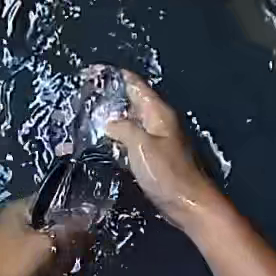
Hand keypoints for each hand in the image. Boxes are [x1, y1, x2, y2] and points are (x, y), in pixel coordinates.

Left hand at [0, 201, 77, 275]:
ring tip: (56, 275)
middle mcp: (9, 222)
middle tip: (69, 259)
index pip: (53, 202)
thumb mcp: (48, 244)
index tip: (84, 235)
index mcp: (18, 209)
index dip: (72, 216)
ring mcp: (2, 244)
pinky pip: (27, 264)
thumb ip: (71, 229)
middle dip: (62, 243)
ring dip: (51, 261)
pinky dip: (37, 272)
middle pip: (47, 227)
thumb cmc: (10, 265)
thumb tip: (92, 214)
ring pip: (39, 248)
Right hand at [104, 70, 220, 227]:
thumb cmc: (166, 173)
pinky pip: (134, 138)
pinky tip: (107, 140)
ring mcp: (159, 139)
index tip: (93, 72)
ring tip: (90, 116)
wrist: (188, 203)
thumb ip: (123, 129)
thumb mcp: (141, 146)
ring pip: (134, 120)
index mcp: (159, 113)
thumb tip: (108, 122)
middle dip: (112, 96)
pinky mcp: (156, 156)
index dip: (116, 77)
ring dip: (115, 117)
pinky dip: (120, 135)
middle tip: (86, 95)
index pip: (136, 85)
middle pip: (135, 101)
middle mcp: (160, 121)